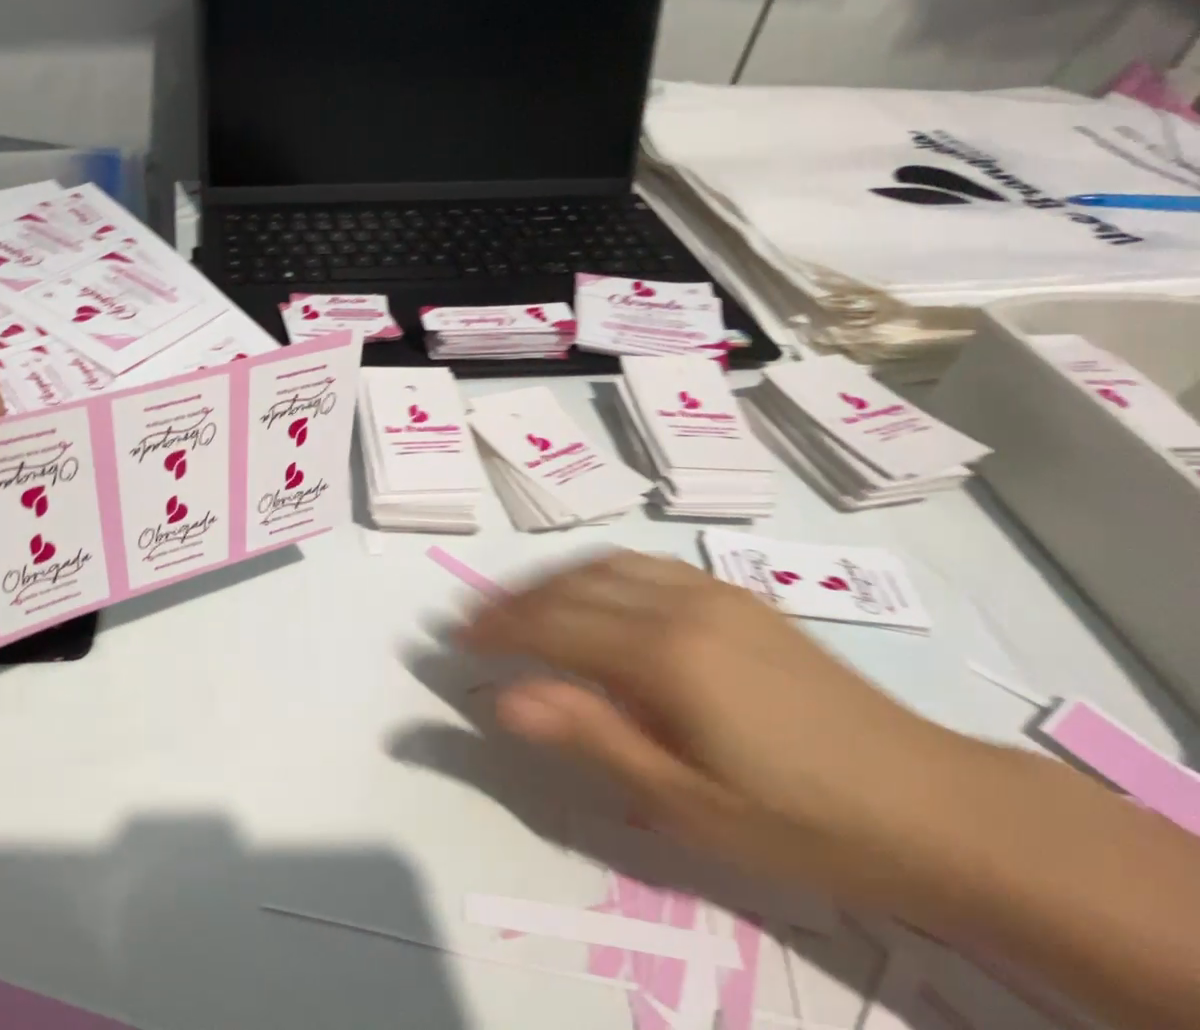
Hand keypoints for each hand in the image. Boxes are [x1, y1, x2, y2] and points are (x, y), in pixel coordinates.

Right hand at [461, 551, 971, 901]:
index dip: (496, 628)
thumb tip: (503, 698)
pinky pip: (647, 568)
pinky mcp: (744, 602)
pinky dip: (599, 575)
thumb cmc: (797, 821)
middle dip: (514, 600)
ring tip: (521, 612)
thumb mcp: (681, 802)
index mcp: (662, 654)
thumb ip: (588, 737)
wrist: (935, 807)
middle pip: (574, 584)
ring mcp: (718, 596)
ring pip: (610, 566)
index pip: (552, 623)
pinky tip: (595, 602)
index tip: (453, 640)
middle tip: (473, 627)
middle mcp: (683, 605)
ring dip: (553, 582)